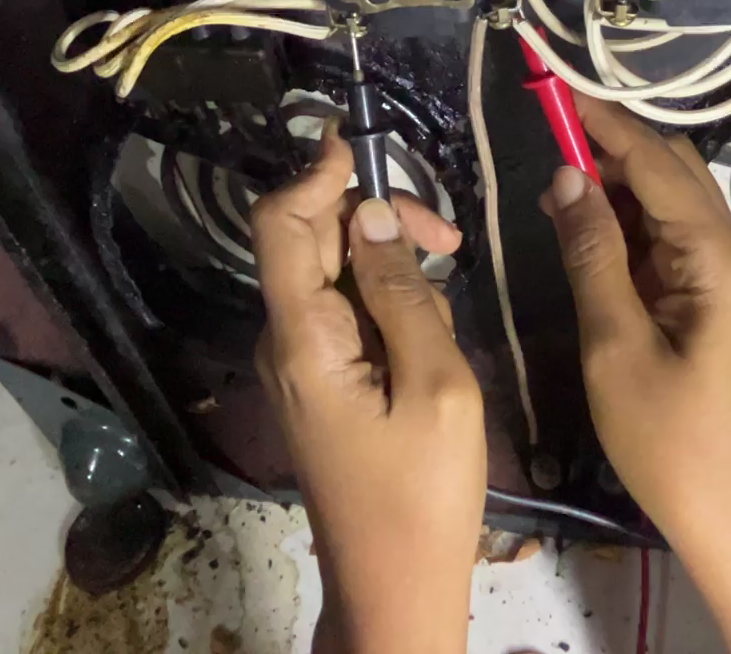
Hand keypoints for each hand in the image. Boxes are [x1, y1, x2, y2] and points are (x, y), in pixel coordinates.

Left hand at [251, 126, 483, 653]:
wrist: (395, 587)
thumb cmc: (423, 494)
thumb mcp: (435, 384)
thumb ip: (402, 293)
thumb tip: (372, 213)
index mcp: (304, 338)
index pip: (281, 226)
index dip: (313, 175)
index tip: (356, 142)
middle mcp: (286, 338)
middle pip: (314, 241)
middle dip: (376, 219)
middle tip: (448, 237)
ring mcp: (301, 359)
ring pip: (336, 272)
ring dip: (390, 261)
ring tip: (449, 288)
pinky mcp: (321, 376)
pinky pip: (348, 310)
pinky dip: (387, 299)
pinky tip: (431, 331)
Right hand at [541, 95, 730, 653]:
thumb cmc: (673, 441)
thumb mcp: (615, 343)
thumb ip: (591, 252)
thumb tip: (566, 175)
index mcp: (715, 254)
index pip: (655, 161)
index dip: (602, 120)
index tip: (553, 88)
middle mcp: (729, 251)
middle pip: (670, 170)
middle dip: (609, 140)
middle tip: (546, 124)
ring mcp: (723, 276)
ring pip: (667, 202)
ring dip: (614, 181)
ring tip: (553, 170)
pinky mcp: (710, 301)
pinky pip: (665, 240)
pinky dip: (624, 222)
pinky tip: (583, 221)